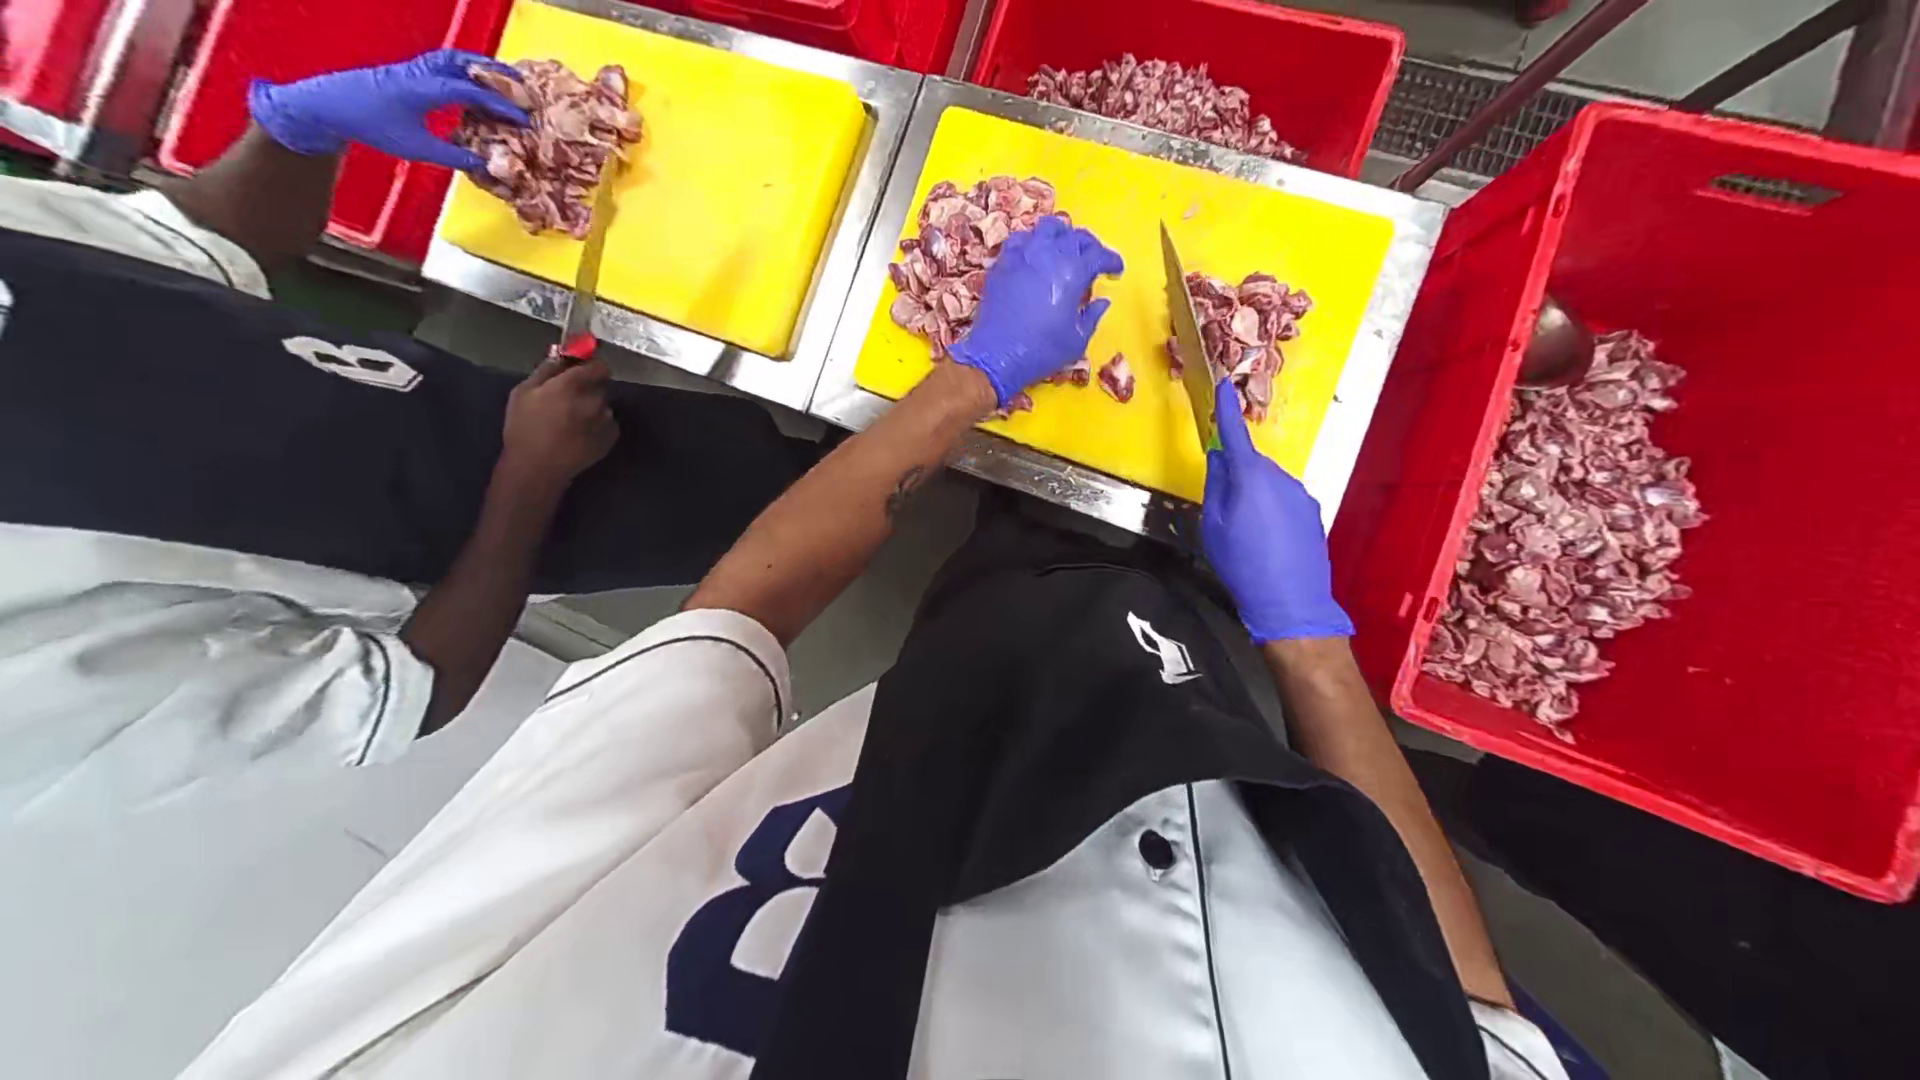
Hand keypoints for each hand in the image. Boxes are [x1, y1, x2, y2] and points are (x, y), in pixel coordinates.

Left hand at [248, 48, 530, 170]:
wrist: (328, 106)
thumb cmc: (372, 126)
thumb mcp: (419, 148)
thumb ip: (456, 155)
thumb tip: (488, 164)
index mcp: (422, 88)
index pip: (469, 91)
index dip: (500, 105)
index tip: (524, 118)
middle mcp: (419, 72)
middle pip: (462, 62)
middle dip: (494, 71)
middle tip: (522, 84)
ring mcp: (412, 69)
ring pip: (452, 59)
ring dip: (480, 67)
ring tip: (504, 80)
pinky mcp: (408, 73)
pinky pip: (443, 67)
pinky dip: (465, 72)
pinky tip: (475, 86)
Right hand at [500, 353, 618, 490]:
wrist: (539, 467)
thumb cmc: (524, 428)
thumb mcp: (524, 392)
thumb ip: (547, 370)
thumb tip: (561, 355)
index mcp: (574, 385)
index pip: (599, 365)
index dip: (591, 365)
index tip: (581, 368)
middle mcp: (596, 400)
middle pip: (601, 384)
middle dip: (588, 386)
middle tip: (569, 398)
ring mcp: (607, 419)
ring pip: (603, 404)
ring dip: (592, 406)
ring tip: (571, 421)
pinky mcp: (613, 436)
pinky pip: (607, 422)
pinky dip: (598, 423)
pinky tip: (580, 434)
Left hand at [948, 215, 1123, 407]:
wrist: (996, 356)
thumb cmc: (1041, 351)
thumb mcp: (1076, 340)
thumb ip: (1092, 316)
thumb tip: (1101, 302)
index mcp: (1073, 271)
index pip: (1099, 254)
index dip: (1111, 261)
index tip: (1116, 271)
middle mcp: (1048, 254)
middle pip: (1075, 235)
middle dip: (1089, 245)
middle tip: (1093, 260)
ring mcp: (1023, 255)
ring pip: (1047, 228)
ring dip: (1060, 235)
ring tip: (1063, 249)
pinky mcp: (1002, 263)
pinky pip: (1021, 240)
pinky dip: (1033, 242)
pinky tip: (1034, 256)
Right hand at [1202, 378, 1353, 642]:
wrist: (1291, 601)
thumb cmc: (1241, 562)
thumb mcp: (1214, 525)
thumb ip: (1215, 486)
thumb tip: (1218, 456)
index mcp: (1251, 478)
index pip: (1235, 435)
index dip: (1225, 411)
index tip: (1223, 385)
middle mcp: (1281, 478)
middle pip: (1252, 463)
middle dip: (1236, 473)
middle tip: (1222, 507)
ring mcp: (1301, 495)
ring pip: (1268, 482)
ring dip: (1253, 494)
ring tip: (1244, 530)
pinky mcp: (1312, 513)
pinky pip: (1283, 499)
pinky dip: (1269, 508)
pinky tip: (1264, 538)